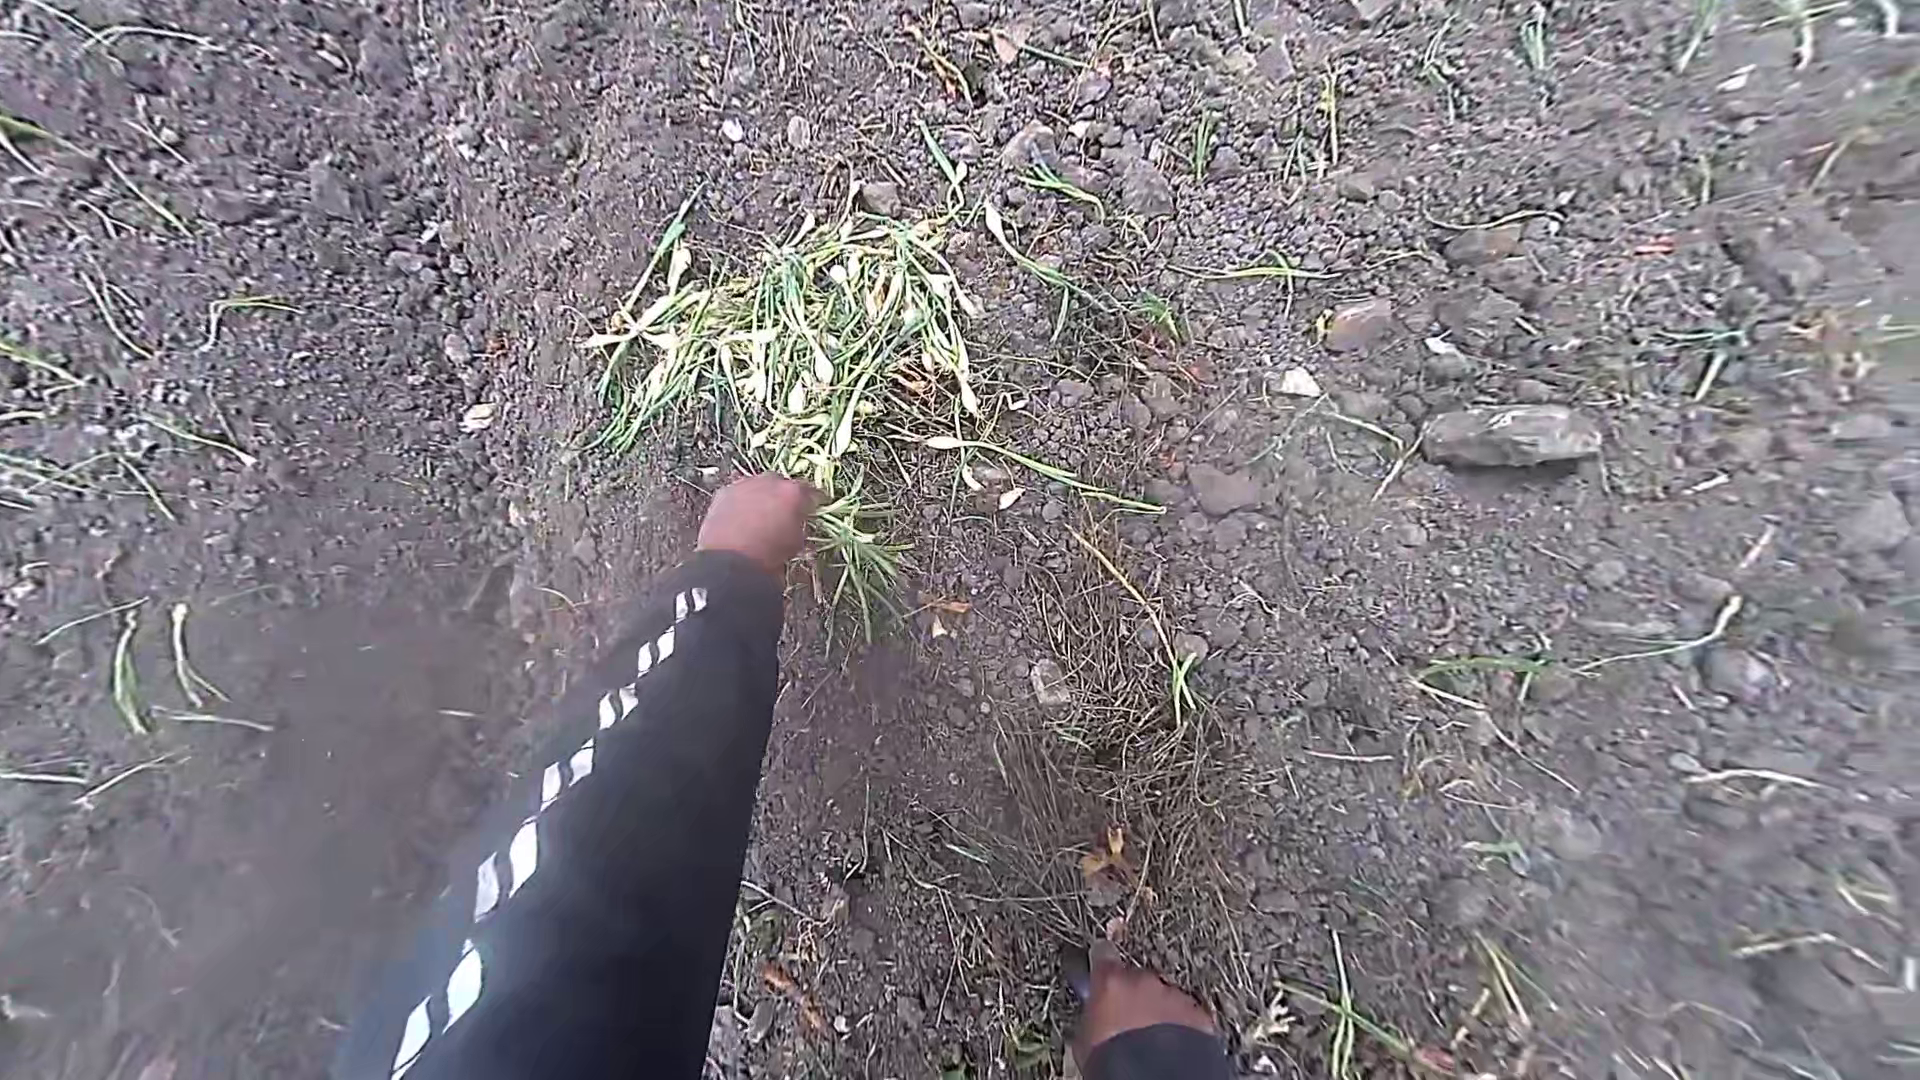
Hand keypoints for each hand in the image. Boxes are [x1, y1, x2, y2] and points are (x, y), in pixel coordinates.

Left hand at [696, 474, 816, 578]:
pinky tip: (740, 517)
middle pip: (782, 483)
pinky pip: (738, 493)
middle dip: (784, 496)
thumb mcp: (797, 542)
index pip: (811, 492)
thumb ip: (799, 524)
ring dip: (762, 496)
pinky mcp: (724, 492)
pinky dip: (742, 502)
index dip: (811, 502)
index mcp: (794, 493)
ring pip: (759, 485)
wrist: (731, 562)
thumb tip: (796, 522)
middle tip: (783, 512)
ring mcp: (746, 484)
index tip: (810, 509)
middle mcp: (771, 482)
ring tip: (759, 515)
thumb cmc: (769, 556)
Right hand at [1076, 941, 1214, 1058]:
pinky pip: (1189, 1015)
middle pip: (1137, 978)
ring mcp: (1172, 996)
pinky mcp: (1197, 1016)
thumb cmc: (1113, 1064)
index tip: (1103, 971)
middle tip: (1130, 1023)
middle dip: (1135, 995)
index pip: (1103, 953)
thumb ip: (1092, 1012)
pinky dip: (1184, 1028)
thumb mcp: (1087, 1036)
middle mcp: (1142, 980)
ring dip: (1159, 1011)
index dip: (1103, 963)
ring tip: (1154, 1041)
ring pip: (1164, 996)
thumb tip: (1093, 1015)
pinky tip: (1176, 1047)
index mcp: (1110, 979)